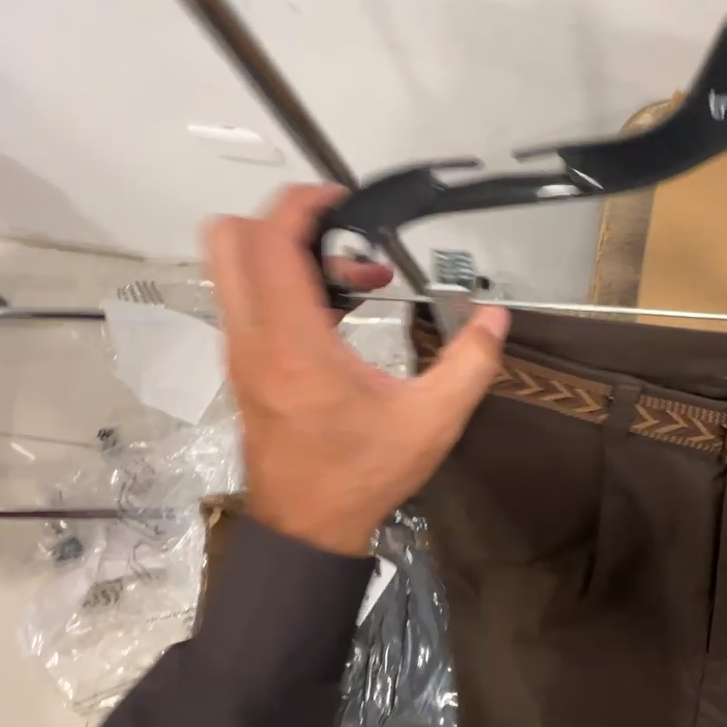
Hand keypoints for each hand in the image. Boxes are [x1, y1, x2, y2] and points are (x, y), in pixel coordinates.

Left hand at [205, 185, 509, 556]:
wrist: (310, 525)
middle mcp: (252, 338)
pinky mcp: (245, 368)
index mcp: (293, 344)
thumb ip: (470, 365)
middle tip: (346, 238)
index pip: (270, 242)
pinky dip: (284, 286)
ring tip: (356, 280)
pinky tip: (341, 316)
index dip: (302, 205)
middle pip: (231, 240)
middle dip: (285, 222)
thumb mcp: (433, 421)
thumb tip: (495, 319)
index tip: (345, 201)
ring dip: (287, 256)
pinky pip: (248, 301)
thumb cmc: (365, 473)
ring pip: (234, 269)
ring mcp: (240, 353)